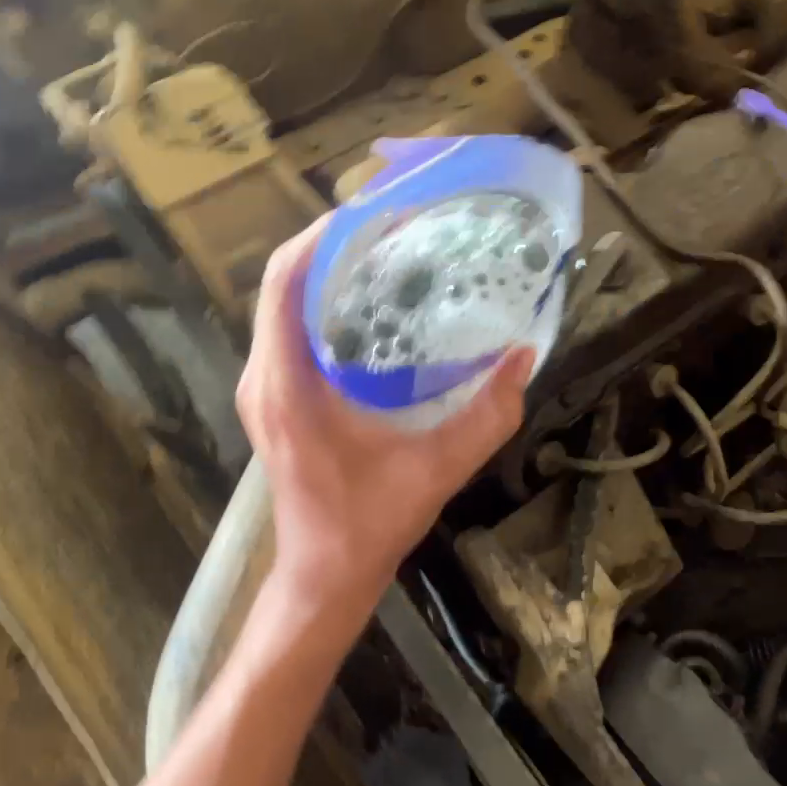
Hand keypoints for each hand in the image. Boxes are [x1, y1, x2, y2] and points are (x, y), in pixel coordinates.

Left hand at [237, 220, 534, 614]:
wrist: (325, 574)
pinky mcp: (275, 399)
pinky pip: (292, 329)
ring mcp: (264, 388)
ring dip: (329, 270)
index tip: (376, 210)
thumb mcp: (436, 469)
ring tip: (388, 251)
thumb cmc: (368, 524)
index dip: (325, 235)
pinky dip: (326, 303)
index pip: (286, 281)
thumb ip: (486, 417)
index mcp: (287, 385)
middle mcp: (264, 377)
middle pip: (284, 282)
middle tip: (393, 223)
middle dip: (334, 242)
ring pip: (285, 303)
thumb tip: (522, 358)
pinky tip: (375, 304)